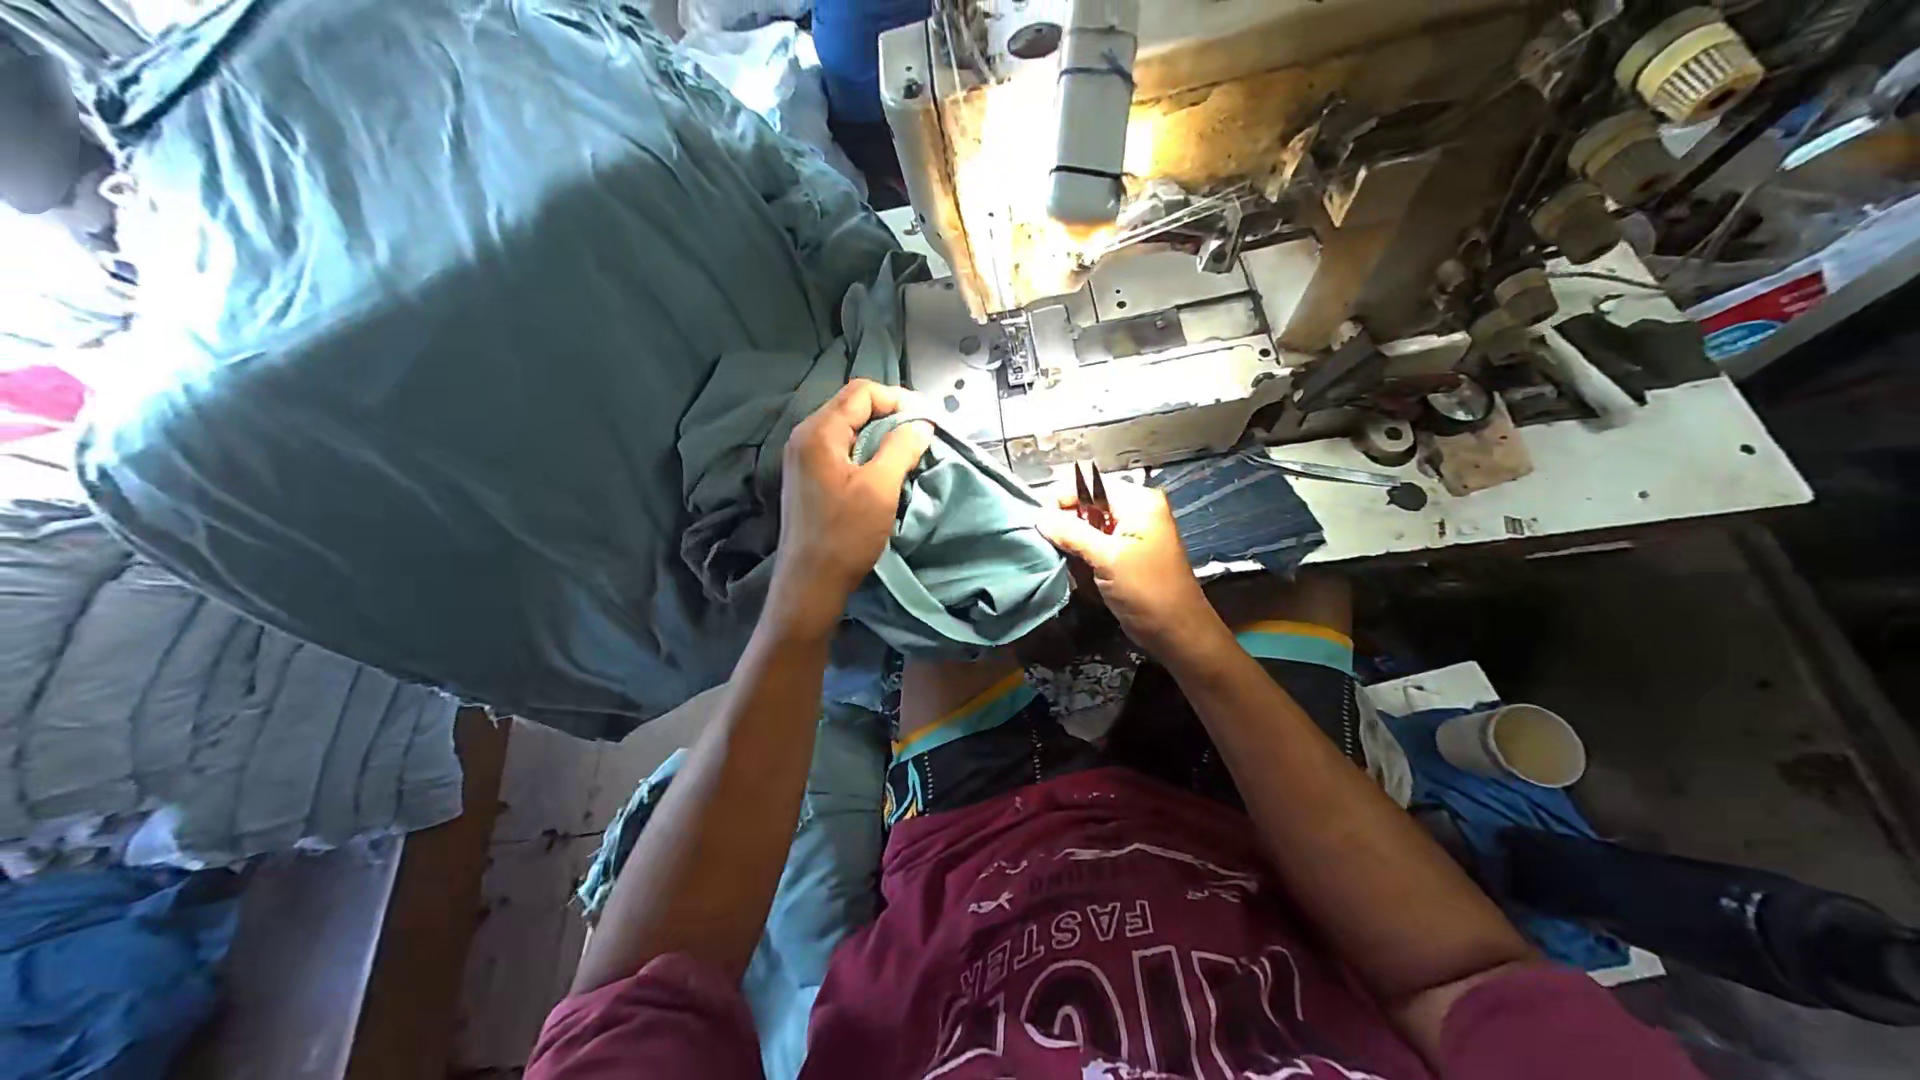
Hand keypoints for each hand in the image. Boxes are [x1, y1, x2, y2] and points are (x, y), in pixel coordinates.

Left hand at [771, 379, 933, 631]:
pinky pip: (840, 448)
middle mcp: (804, 437)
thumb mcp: (880, 488)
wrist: (810, 583)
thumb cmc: (845, 535)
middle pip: (852, 406)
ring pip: (848, 427)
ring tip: (908, 449)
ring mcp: (802, 457)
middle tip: (921, 432)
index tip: (926, 420)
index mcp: (818, 432)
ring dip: (879, 433)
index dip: (898, 399)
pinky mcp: (807, 477)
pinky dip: (866, 450)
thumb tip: (921, 424)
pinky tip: (884, 467)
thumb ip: (901, 448)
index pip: (862, 392)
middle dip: (890, 413)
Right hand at [1037, 478, 1228, 662]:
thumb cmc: (1146, 591)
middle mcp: (1136, 510)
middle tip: (1052, 546)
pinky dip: (1083, 556)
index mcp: (1139, 502)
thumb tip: (1039, 515)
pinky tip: (1080, 571)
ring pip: (1088, 526)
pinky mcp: (1125, 553)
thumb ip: (1071, 533)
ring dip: (1074, 544)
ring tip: (1066, 561)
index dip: (1063, 499)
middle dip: (1068, 524)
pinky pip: (1096, 544)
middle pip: (1088, 504)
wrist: (1176, 632)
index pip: (1090, 485)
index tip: (1040, 522)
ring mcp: (1131, 532)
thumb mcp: (1107, 559)